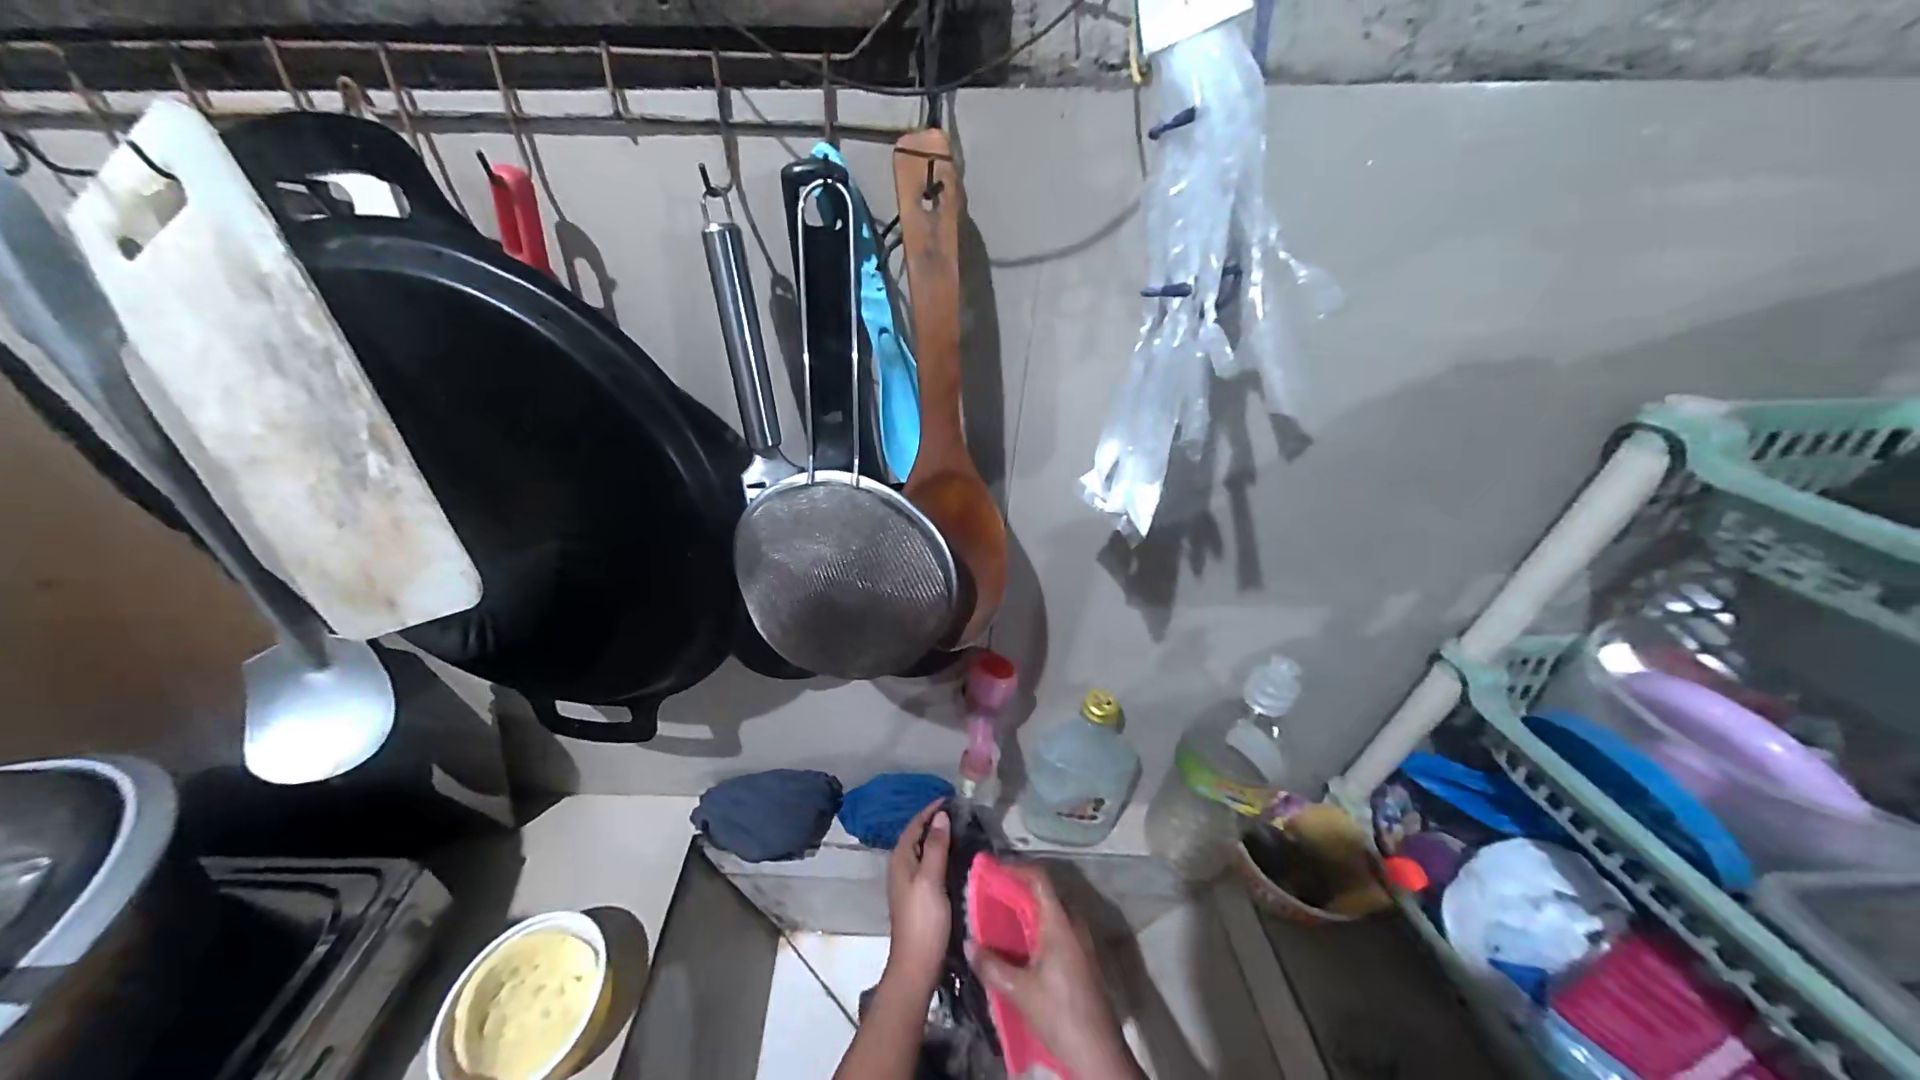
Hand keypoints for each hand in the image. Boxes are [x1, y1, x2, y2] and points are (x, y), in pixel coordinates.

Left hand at [884, 800, 950, 993]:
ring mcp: (909, 882)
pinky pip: (929, 863)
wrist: (917, 965)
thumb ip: (935, 847)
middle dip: (936, 821)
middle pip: (918, 835)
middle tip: (962, 811)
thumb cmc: (923, 920)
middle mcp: (901, 866)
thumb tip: (941, 815)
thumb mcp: (931, 879)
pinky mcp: (919, 894)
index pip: (915, 824)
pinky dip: (941, 854)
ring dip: (939, 837)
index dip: (931, 809)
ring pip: (924, 850)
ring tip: (963, 829)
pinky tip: (958, 857)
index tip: (952, 798)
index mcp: (901, 859)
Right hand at [965, 864, 1143, 1079]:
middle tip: (990, 892)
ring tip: (999, 915)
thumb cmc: (1060, 1014)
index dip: (1015, 868)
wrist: (1098, 1053)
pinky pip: (1057, 930)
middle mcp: (1074, 926)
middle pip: (1045, 894)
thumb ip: (992, 965)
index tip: (991, 868)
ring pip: (1051, 913)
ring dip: (1027, 910)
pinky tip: (1019, 944)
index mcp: (1060, 924)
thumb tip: (970, 945)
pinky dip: (1037, 927)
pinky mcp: (1082, 960)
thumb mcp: (1019, 991)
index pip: (1039, 879)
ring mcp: (1081, 943)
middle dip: (1017, 889)